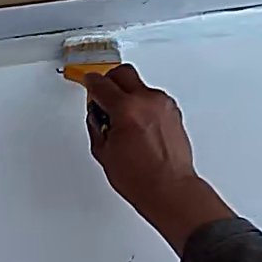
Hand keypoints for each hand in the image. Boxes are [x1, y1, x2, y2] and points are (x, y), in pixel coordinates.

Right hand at [84, 64, 234, 250]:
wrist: (168, 187)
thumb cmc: (140, 177)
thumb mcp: (103, 151)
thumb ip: (97, 126)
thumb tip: (96, 115)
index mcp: (127, 110)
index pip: (102, 85)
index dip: (91, 82)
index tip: (88, 81)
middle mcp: (148, 101)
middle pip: (124, 73)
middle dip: (110, 80)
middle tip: (102, 91)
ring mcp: (164, 105)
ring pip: (140, 86)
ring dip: (127, 94)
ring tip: (119, 117)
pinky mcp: (174, 112)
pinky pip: (153, 98)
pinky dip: (142, 104)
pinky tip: (135, 122)